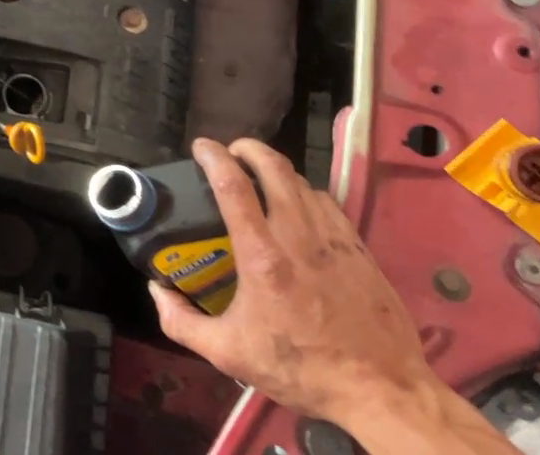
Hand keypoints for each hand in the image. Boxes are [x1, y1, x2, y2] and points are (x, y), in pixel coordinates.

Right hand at [151, 139, 435, 425]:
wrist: (382, 392)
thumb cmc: (301, 369)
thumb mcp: (228, 353)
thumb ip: (181, 321)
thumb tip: (156, 291)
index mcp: (261, 256)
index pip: (233, 186)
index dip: (214, 157)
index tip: (201, 147)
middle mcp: (298, 237)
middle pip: (273, 167)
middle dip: (248, 149)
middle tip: (231, 152)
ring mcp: (334, 240)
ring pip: (301, 182)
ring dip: (277, 170)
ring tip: (261, 178)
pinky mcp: (360, 250)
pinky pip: (327, 204)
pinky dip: (305, 193)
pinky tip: (298, 208)